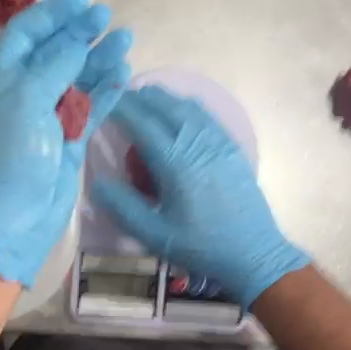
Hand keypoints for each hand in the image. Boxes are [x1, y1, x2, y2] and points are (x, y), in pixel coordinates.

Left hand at [0, 0, 133, 285]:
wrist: (12, 219)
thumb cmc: (10, 156)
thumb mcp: (27, 100)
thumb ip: (55, 65)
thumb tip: (78, 38)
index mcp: (2, 78)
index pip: (26, 33)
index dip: (52, 14)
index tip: (82, 0)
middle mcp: (24, 92)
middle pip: (55, 51)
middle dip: (80, 32)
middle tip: (108, 18)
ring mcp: (48, 117)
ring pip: (78, 78)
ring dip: (99, 58)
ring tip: (126, 39)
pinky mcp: (70, 140)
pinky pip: (91, 106)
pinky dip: (107, 89)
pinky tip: (124, 72)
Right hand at [91, 87, 309, 307]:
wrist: (253, 254)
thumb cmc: (200, 247)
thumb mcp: (154, 235)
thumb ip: (123, 207)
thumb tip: (97, 183)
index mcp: (176, 163)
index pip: (143, 124)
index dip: (121, 109)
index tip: (103, 100)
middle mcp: (198, 144)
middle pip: (166, 107)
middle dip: (141, 98)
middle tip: (119, 95)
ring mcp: (219, 143)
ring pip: (188, 107)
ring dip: (164, 99)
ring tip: (145, 98)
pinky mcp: (232, 148)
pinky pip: (205, 116)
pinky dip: (186, 107)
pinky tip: (179, 112)